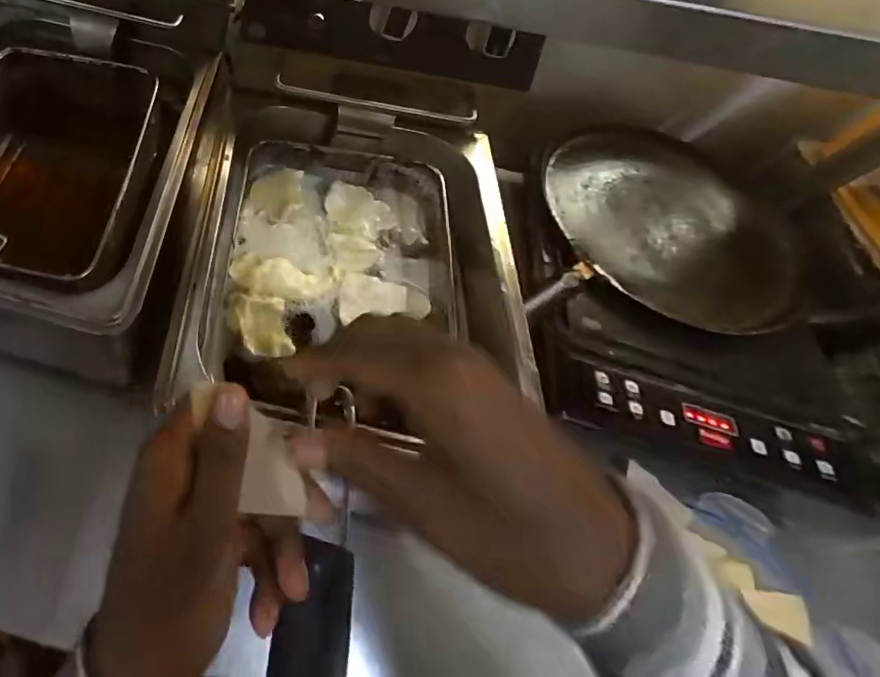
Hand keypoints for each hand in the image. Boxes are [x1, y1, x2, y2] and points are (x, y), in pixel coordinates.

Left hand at [87, 384, 309, 676]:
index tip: (296, 445)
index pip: (213, 408)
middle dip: (284, 497)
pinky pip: (248, 539)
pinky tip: (268, 612)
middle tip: (322, 516)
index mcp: (172, 457)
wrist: (143, 676)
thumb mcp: (205, 526)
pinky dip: (264, 572)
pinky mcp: (210, 540)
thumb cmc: (169, 597)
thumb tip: (234, 388)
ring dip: (280, 547)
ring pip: (255, 502)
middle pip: (246, 459)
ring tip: (294, 591)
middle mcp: (184, 473)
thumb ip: (223, 459)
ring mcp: (198, 508)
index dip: (255, 420)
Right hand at [283, 317, 635, 624]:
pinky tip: (385, 404)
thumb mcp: (424, 505)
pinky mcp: (484, 373)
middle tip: (305, 395)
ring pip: (398, 334)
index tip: (276, 375)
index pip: (354, 356)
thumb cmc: (508, 534)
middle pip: (374, 333)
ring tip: (339, 401)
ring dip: (363, 355)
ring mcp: (471, 359)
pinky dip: (392, 361)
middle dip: (334, 355)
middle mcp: (450, 354)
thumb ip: (357, 462)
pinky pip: (422, 348)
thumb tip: (294, 443)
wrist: (603, 547)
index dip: (311, 365)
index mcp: (434, 382)